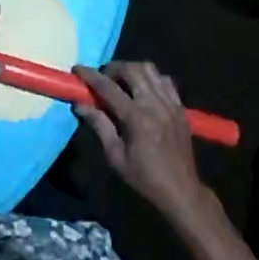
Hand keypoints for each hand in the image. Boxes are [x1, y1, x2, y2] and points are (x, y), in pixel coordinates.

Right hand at [74, 61, 208, 221]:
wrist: (181, 191)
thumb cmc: (144, 177)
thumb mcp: (115, 156)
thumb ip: (99, 125)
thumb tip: (80, 104)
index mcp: (137, 117)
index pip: (108, 87)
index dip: (90, 75)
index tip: (77, 69)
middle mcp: (155, 104)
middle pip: (131, 69)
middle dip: (112, 68)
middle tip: (103, 79)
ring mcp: (170, 103)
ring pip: (149, 69)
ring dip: (132, 70)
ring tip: (122, 82)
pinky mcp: (180, 107)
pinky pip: (164, 80)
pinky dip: (151, 78)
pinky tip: (143, 90)